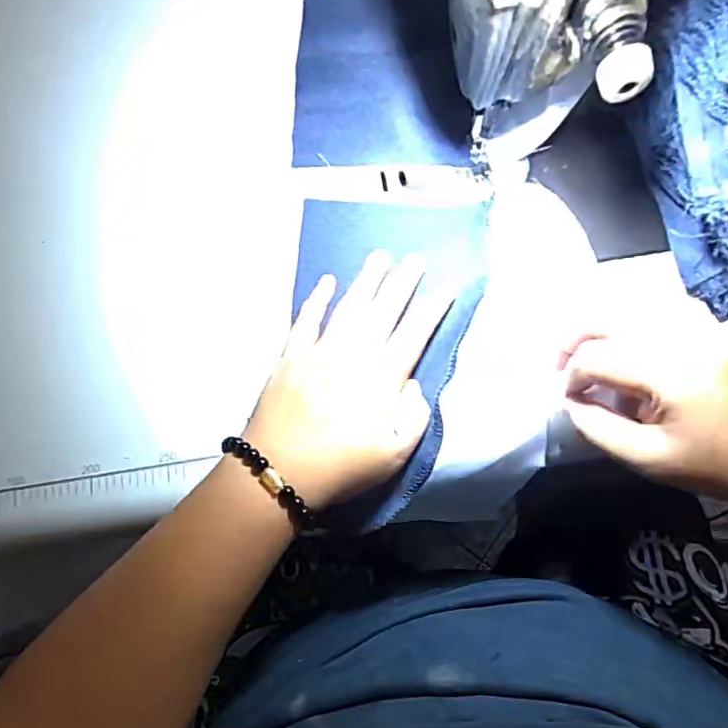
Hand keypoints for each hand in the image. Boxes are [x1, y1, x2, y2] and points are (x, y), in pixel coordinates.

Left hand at [242, 251, 454, 510]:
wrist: (280, 470)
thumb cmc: (343, 467)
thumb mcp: (394, 455)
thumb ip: (414, 418)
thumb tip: (413, 386)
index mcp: (382, 378)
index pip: (415, 334)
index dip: (433, 309)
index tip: (447, 286)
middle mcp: (353, 355)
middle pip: (384, 310)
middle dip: (403, 282)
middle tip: (417, 258)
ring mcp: (319, 352)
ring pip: (347, 307)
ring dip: (366, 280)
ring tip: (381, 257)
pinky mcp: (290, 357)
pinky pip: (305, 319)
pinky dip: (317, 299)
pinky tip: (327, 282)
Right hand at [560, 292, 727, 522]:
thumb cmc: (717, 467)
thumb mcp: (649, 460)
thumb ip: (601, 429)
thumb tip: (572, 403)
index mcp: (670, 371)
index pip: (598, 357)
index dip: (571, 378)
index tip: (567, 401)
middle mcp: (686, 336)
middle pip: (613, 319)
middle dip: (578, 341)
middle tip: (563, 367)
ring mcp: (707, 328)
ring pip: (639, 308)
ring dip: (607, 328)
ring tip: (592, 354)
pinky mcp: (720, 331)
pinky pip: (669, 310)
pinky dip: (640, 321)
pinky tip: (634, 344)